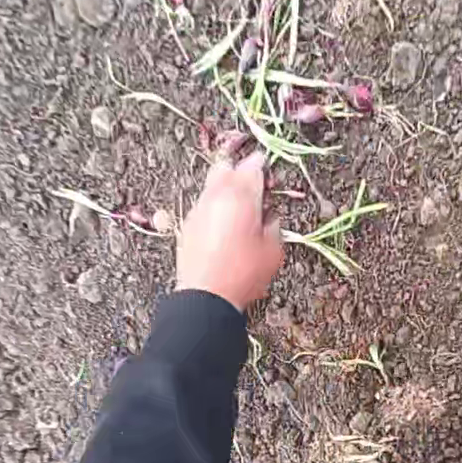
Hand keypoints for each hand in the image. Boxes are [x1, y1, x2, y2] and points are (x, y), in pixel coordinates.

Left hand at [176, 150, 281, 311]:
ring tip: (240, 209)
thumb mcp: (273, 251)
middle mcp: (216, 196)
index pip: (253, 167)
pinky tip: (224, 225)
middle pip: (227, 167)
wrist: (207, 296)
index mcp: (241, 197)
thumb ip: (274, 226)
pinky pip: (203, 204)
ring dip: (226, 189)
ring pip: (212, 184)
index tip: (270, 177)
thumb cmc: (243, 274)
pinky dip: (215, 207)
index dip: (264, 168)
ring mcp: (198, 209)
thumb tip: (269, 218)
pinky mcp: (187, 224)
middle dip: (240, 172)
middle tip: (254, 188)